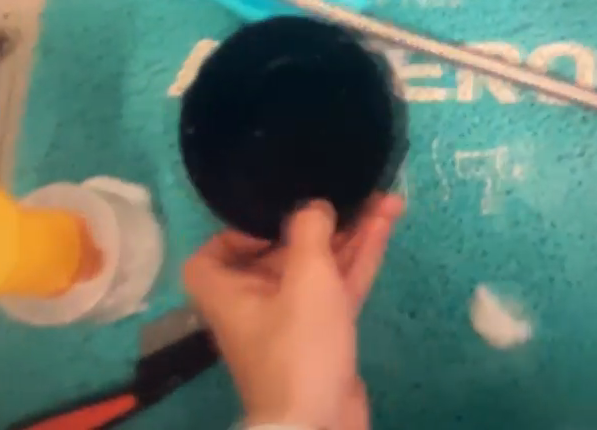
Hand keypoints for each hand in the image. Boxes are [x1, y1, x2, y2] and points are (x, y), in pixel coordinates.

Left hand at [182, 196, 403, 429]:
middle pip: (281, 252)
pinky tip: (386, 223)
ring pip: (319, 265)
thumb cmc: (298, 345)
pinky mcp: (326, 334)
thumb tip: (313, 206)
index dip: (236, 233)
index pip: (210, 257)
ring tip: (384, 198)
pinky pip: (339, 284)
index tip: (270, 216)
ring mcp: (294, 320)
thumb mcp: (304, 276)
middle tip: (349, 191)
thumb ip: (309, 230)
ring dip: (350, 233)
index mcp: (231, 293)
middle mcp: (258, 303)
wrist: (320, 428)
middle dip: (320, 220)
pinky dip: (360, 256)